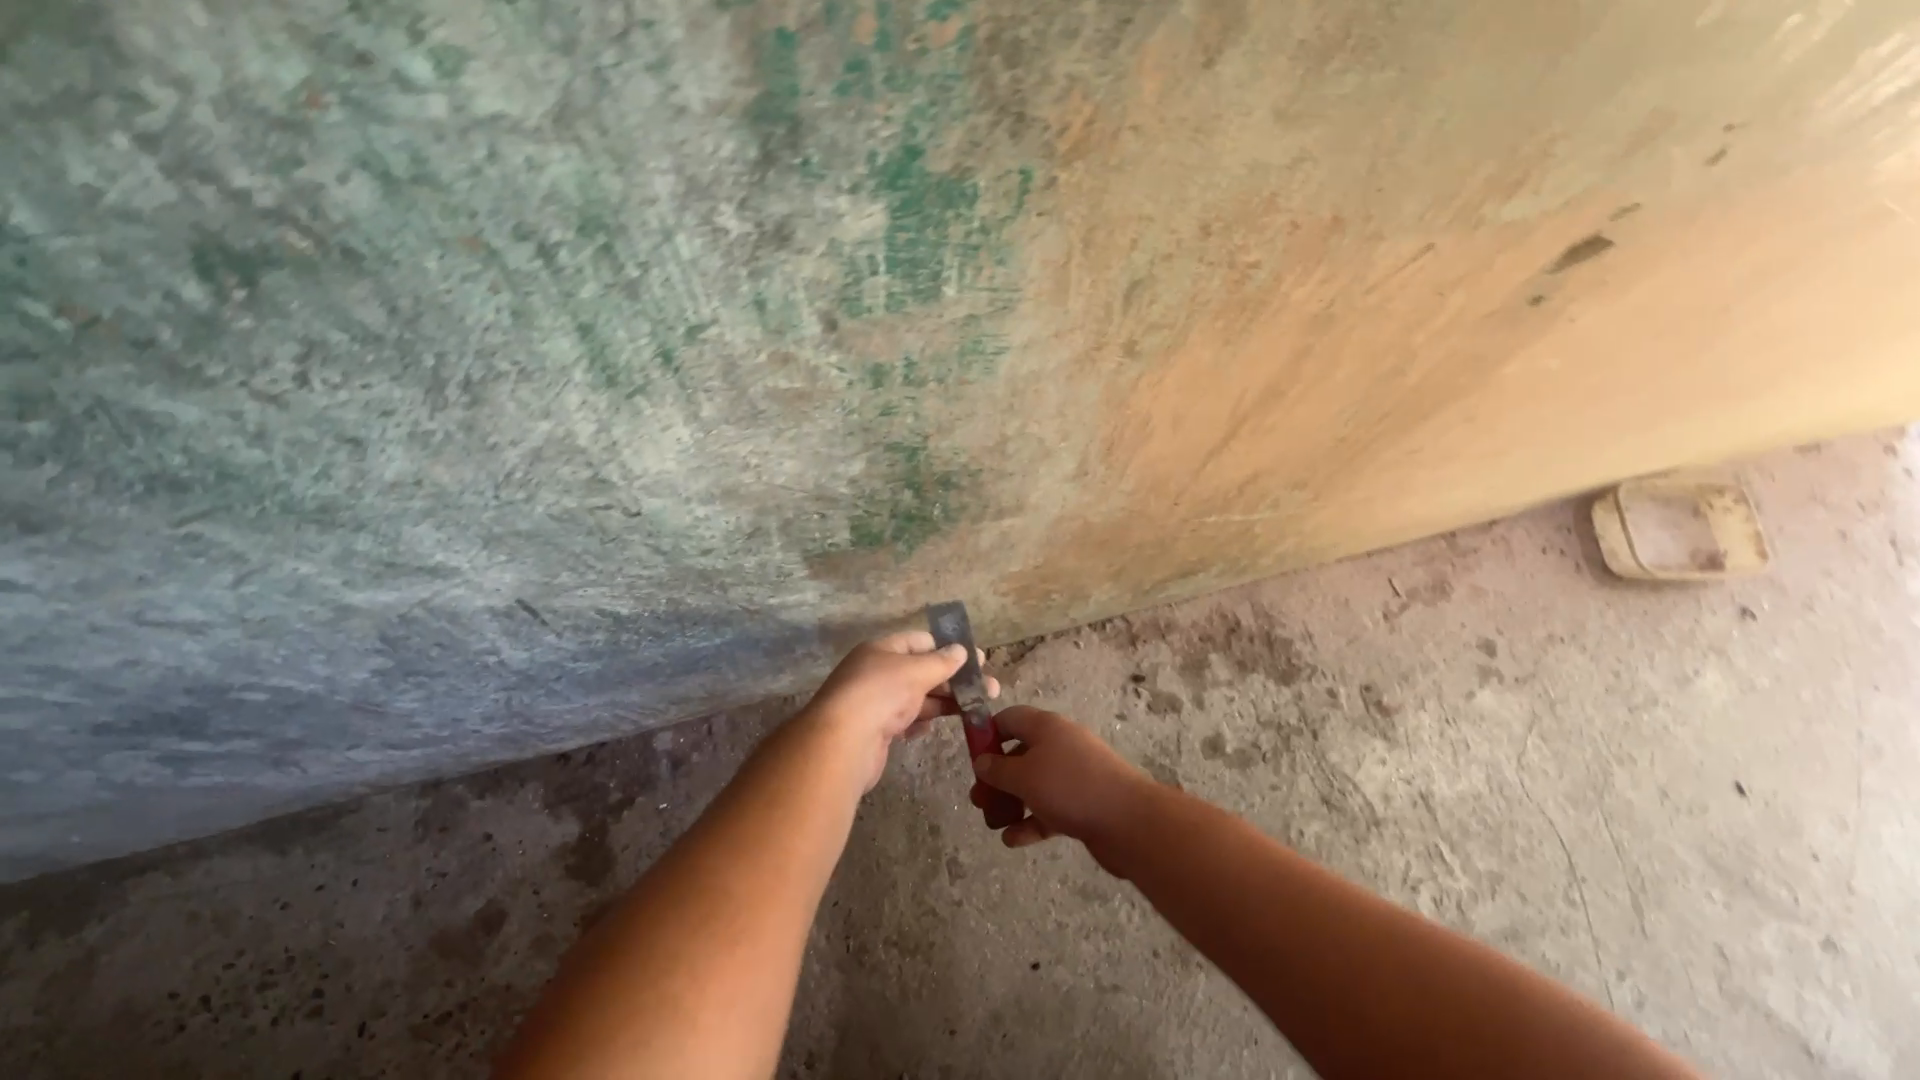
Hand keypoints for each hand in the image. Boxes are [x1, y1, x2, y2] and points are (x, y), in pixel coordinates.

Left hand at [800, 631, 999, 791]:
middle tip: (990, 689)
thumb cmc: (880, 694)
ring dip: (944, 702)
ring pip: (917, 698)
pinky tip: (933, 728)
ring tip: (976, 710)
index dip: (948, 648)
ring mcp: (875, 702)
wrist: (842, 742)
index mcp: (882, 650)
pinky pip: (905, 721)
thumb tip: (961, 650)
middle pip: (921, 671)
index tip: (978, 660)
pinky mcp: (876, 731)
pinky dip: (920, 723)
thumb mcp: (915, 671)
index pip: (919, 641)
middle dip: (955, 680)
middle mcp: (877, 672)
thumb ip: (941, 661)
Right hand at [970, 706, 1153, 873]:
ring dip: (1011, 802)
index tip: (972, 755)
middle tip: (979, 799)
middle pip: (1020, 755)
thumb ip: (998, 769)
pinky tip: (1013, 840)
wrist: (1128, 820)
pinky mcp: (1083, 804)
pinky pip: (1049, 809)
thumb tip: (981, 761)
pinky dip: (1031, 822)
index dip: (988, 733)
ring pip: (1034, 785)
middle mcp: (1060, 746)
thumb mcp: (1024, 775)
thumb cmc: (1070, 787)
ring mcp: (1074, 776)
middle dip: (997, 777)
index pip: (1010, 718)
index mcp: (1046, 727)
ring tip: (992, 822)